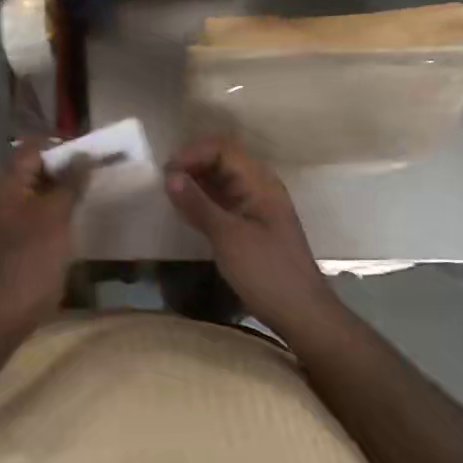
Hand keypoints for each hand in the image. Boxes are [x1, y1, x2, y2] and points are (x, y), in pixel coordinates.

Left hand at [0, 143, 88, 346]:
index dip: (62, 145)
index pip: (35, 146)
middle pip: (40, 165)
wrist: (12, 304)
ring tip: (99, 184)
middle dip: (69, 164)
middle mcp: (9, 191)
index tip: (93, 150)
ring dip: (69, 185)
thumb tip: (85, 155)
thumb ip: (70, 182)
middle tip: (101, 166)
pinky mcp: (28, 232)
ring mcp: (18, 213)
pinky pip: (47, 208)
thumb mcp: (55, 214)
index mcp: (9, 181)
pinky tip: (86, 209)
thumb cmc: (32, 255)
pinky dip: (65, 205)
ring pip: (45, 187)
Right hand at [164, 136, 334, 333]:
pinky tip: (183, 212)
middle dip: (191, 165)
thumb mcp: (228, 237)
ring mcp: (254, 207)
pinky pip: (221, 202)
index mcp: (260, 183)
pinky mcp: (248, 226)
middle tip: (163, 183)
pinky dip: (201, 202)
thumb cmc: (266, 272)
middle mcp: (258, 188)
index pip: (223, 149)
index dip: (192, 153)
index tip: (166, 173)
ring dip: (194, 183)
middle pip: (221, 160)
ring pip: (219, 181)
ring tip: (167, 195)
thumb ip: (198, 204)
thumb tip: (170, 176)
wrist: (300, 313)